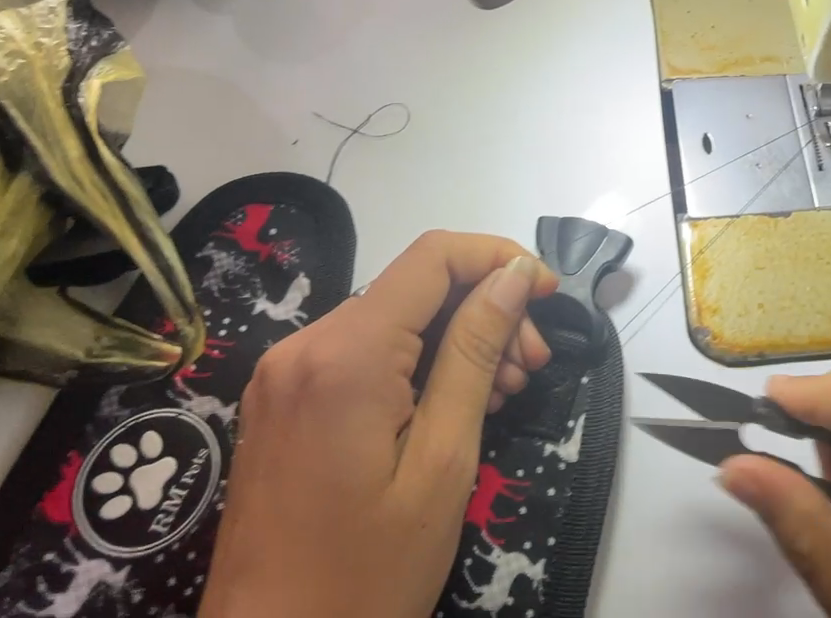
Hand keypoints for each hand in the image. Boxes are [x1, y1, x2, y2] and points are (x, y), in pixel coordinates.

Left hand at [200, 231, 559, 617]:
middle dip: (484, 309)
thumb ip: (475, 352)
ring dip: (456, 339)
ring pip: (393, 319)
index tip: (548, 293)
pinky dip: (417, 362)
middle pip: (415, 288)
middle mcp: (304, 345)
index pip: (433, 256)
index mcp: (344, 354)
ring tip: (501, 392)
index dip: (498, 258)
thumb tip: (514, 275)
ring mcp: (285, 373)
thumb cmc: (367, 575)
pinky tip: (453, 404)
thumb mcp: (443, 461)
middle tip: (531, 367)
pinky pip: (362, 352)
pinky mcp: (283, 400)